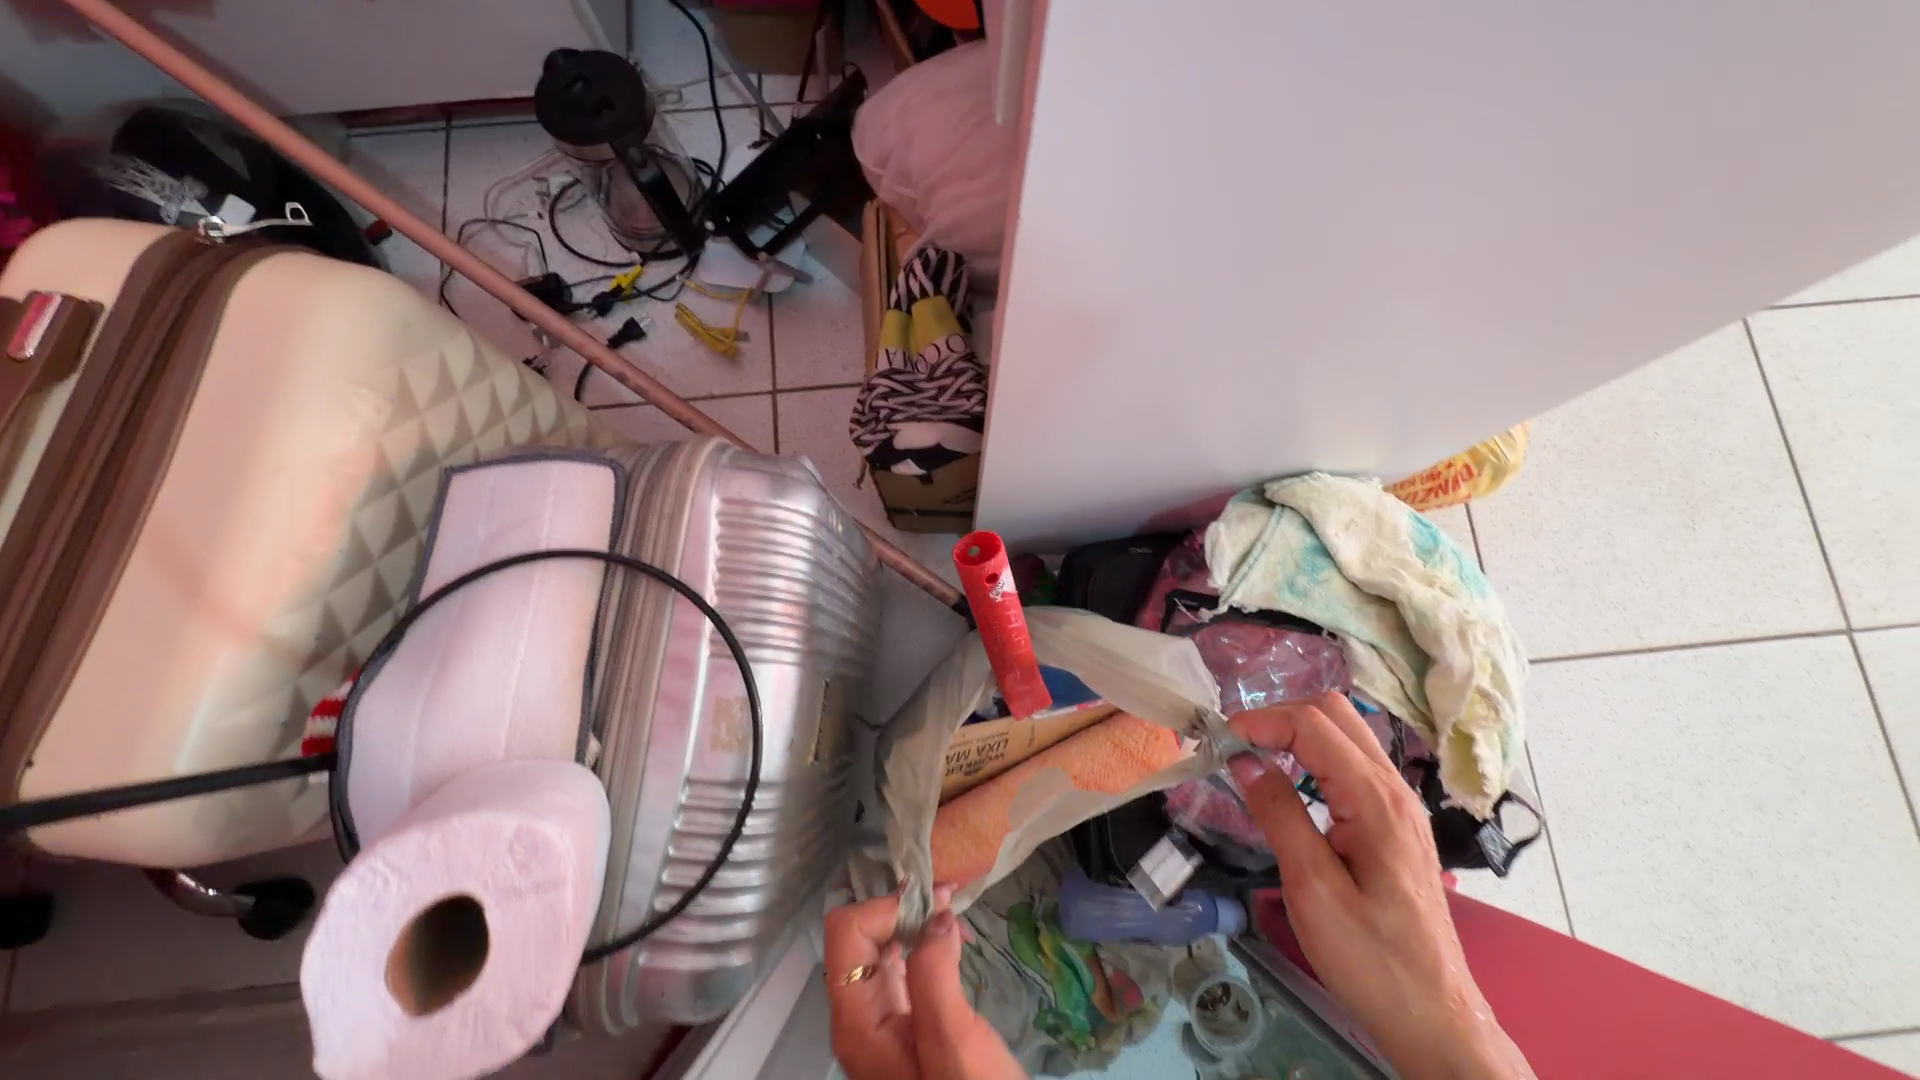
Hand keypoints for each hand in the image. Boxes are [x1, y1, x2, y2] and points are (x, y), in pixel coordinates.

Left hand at [823, 887, 1026, 1079]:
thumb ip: (935, 973)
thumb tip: (936, 915)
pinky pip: (900, 965)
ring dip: (913, 917)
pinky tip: (952, 935)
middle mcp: (858, 1016)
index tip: (935, 905)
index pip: (846, 932)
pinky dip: (923, 939)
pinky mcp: (903, 1022)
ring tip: (953, 902)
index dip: (886, 908)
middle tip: (949, 892)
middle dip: (900, 905)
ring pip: (880, 946)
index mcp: (857, 1021)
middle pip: (858, 934)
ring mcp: (879, 1019)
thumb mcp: (955, 1042)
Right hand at [1229, 694, 1534, 1079]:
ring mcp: (1400, 803)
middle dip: (1278, 716)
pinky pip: (1352, 761)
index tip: (1218, 743)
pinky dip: (1314, 755)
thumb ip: (1278, 813)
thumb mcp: (1311, 887)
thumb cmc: (1369, 957)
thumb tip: (1244, 760)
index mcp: (1375, 800)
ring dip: (1296, 732)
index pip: (1312, 723)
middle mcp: (1394, 788)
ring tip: (1254, 760)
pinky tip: (1290, 785)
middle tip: (1236, 748)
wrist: (1435, 1015)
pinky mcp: (1395, 821)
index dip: (1260, 721)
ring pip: (1346, 732)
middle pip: (1334, 712)